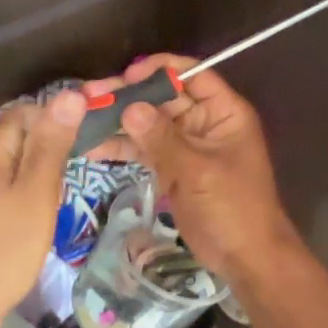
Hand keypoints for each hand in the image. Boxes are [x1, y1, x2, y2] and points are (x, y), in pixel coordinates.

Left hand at [0, 92, 83, 327]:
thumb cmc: (1, 254)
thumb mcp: (38, 197)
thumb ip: (52, 143)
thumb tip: (70, 93)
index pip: (27, 112)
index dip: (55, 131)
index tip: (69, 167)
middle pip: (6, 140)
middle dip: (34, 158)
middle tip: (52, 201)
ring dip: (12, 182)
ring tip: (28, 221)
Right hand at [84, 55, 299, 282]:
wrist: (245, 256)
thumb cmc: (233, 207)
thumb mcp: (198, 170)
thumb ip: (162, 138)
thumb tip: (130, 107)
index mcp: (224, 112)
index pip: (192, 76)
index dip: (160, 71)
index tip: (127, 76)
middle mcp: (205, 122)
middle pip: (164, 98)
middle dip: (128, 96)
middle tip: (89, 95)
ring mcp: (187, 145)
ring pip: (149, 123)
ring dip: (118, 121)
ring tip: (81, 118)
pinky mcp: (172, 168)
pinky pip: (145, 149)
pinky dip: (121, 147)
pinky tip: (91, 145)